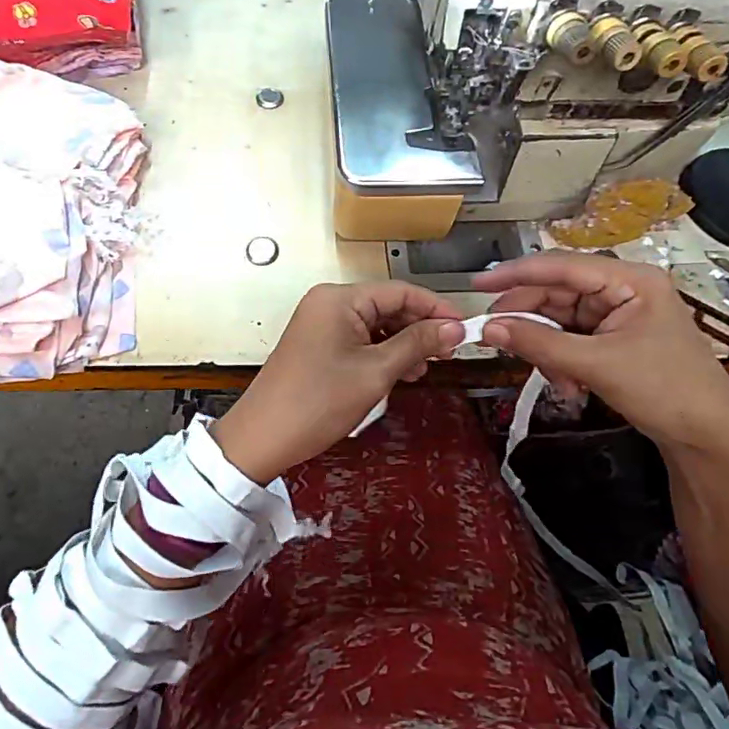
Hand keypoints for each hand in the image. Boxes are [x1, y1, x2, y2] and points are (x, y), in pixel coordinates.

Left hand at [210, 282, 465, 481]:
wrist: (262, 438)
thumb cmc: (318, 402)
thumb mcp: (375, 372)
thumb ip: (417, 344)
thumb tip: (455, 328)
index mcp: (339, 298)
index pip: (400, 291)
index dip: (436, 308)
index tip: (465, 328)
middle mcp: (328, 303)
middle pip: (388, 306)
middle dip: (420, 328)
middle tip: (450, 353)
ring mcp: (320, 324)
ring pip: (376, 325)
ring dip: (403, 344)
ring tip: (426, 368)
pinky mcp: (318, 345)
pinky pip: (359, 340)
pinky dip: (382, 354)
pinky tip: (400, 373)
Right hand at [474, 253, 728, 451]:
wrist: (707, 438)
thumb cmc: (665, 390)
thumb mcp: (596, 365)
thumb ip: (540, 344)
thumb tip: (490, 328)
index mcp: (630, 280)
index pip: (562, 266)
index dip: (516, 273)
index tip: (478, 284)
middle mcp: (623, 290)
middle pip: (558, 294)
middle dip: (530, 322)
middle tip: (495, 339)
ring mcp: (619, 315)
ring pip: (560, 320)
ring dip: (547, 350)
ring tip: (555, 382)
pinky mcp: (614, 339)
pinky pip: (571, 340)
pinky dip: (560, 362)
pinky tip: (568, 387)